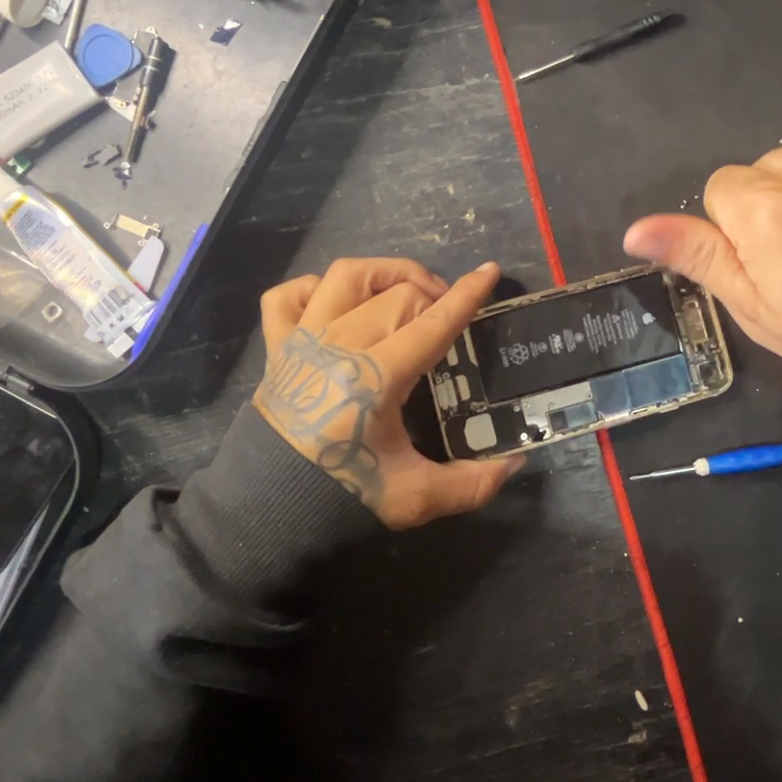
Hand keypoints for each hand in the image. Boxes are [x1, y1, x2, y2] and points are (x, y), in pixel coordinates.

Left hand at [253, 257, 523, 528]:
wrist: (266, 510)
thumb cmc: (342, 497)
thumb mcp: (416, 498)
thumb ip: (472, 483)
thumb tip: (515, 463)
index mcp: (376, 377)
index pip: (432, 322)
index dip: (466, 295)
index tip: (488, 272)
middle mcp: (339, 344)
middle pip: (399, 295)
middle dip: (433, 295)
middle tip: (448, 317)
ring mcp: (303, 340)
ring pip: (347, 276)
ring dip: (384, 274)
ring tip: (406, 291)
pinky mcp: (277, 347)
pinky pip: (290, 295)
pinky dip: (315, 287)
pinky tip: (338, 303)